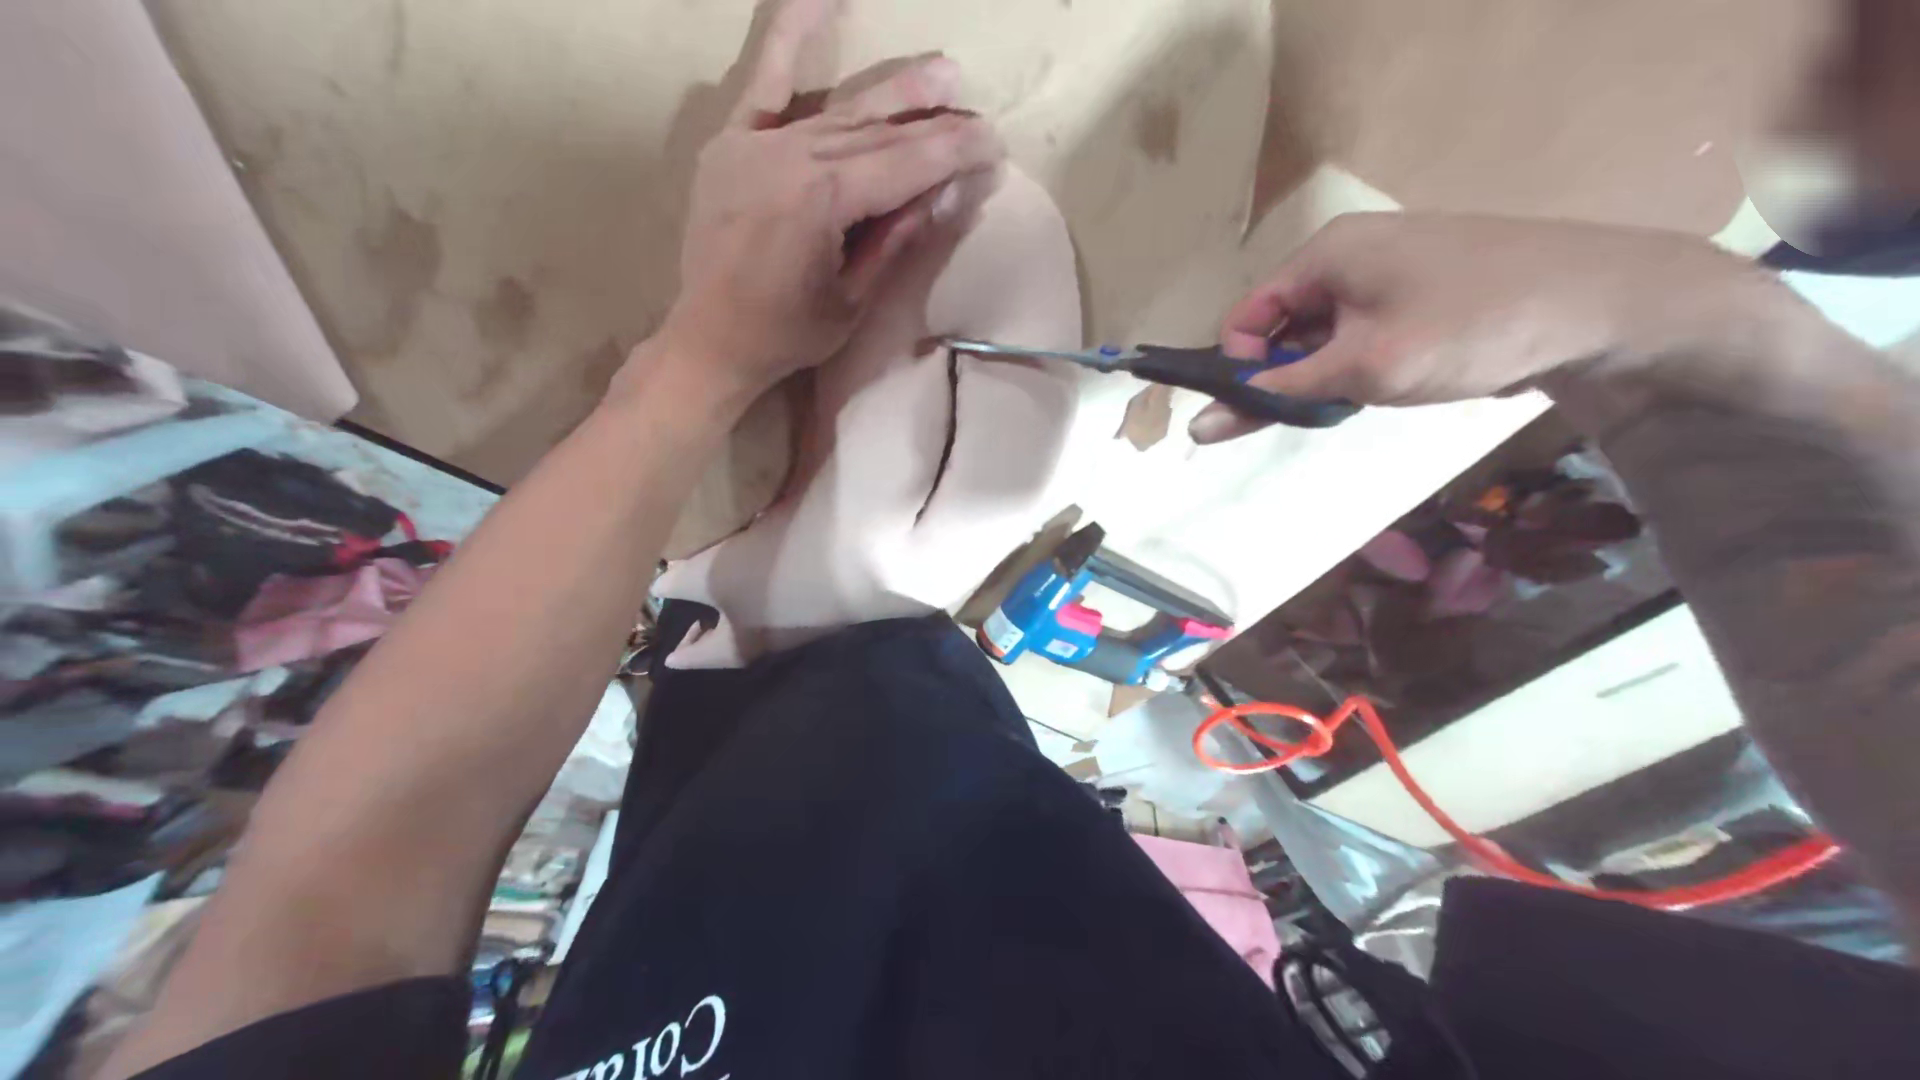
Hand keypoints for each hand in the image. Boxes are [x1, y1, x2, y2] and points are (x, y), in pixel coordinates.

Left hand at [643, 0, 1001, 405]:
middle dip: (935, 125)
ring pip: (841, 110)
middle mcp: (793, 156)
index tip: (994, 147)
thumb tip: (945, 195)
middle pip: (880, 132)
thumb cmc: (787, 334)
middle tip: (979, 119)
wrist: (711, 340)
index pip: (907, 164)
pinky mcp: (733, 143)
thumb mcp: (854, 299)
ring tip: (942, 72)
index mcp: (824, 200)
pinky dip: (791, 35)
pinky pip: (764, 79)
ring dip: (895, 92)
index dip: (954, 154)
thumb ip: (896, 240)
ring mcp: (759, 143)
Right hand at [1189, 212, 1771, 442]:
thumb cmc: (1472, 327)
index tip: (1266, 408)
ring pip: (1319, 336)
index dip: (1241, 368)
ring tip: (1362, 398)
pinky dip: (1355, 368)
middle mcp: (1347, 255)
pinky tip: (1384, 386)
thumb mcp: (1362, 367)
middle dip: (1285, 375)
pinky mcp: (1413, 295)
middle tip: (1315, 413)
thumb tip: (1196, 425)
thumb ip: (1276, 396)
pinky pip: (1356, 335)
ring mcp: (1384, 273)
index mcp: (1325, 254)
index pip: (1245, 318)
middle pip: (1279, 327)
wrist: (1612, 305)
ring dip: (1324, 376)